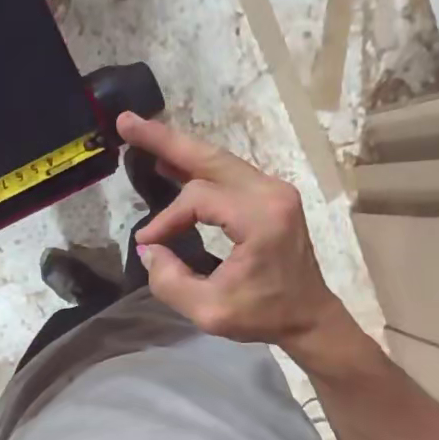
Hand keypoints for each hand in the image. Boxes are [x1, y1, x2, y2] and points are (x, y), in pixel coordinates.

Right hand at [116, 112, 349, 350]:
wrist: (311, 317)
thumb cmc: (265, 316)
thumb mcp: (211, 312)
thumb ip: (170, 281)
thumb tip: (149, 249)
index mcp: (260, 217)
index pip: (198, 199)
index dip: (166, 219)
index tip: (147, 243)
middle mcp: (270, 192)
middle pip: (209, 156)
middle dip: (164, 140)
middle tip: (126, 122)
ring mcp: (274, 190)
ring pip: (217, 159)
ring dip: (178, 148)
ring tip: (140, 133)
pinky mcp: (271, 195)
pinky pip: (227, 171)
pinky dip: (196, 165)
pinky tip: (171, 162)